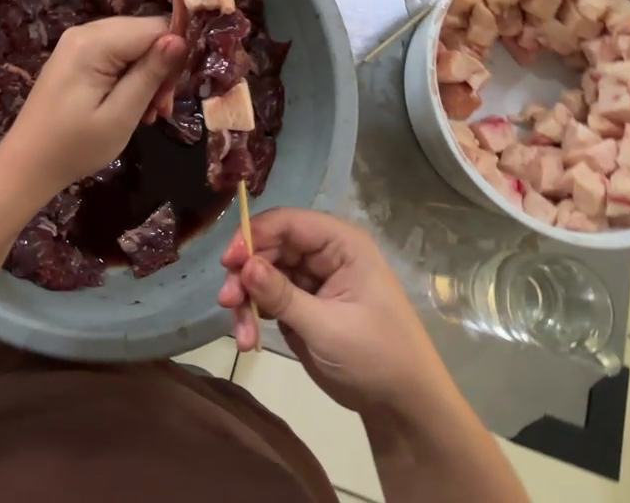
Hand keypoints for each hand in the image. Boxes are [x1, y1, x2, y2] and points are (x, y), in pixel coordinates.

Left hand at [0, 17, 185, 192]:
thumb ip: (150, 74)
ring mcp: (78, 43)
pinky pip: (116, 55)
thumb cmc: (75, 146)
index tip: (173, 93)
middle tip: (162, 109)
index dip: (174, 55)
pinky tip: (133, 106)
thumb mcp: (120, 115)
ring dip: (148, 77)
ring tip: (149, 114)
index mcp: (93, 42)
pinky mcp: (76, 57)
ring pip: (133, 45)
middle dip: (161, 69)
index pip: (154, 27)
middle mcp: (84, 32)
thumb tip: (180, 39)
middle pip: (143, 34)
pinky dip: (130, 78)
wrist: (28, 165)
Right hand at [219, 209, 438, 416]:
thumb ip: (282, 295)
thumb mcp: (327, 328)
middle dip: (245, 274)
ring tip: (242, 335)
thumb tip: (244, 266)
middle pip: (269, 248)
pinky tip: (249, 340)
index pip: (287, 223)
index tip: (228, 261)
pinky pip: (268, 298)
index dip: (253, 235)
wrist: (402, 407)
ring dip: (246, 300)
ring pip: (263, 274)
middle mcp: (325, 254)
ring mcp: (312, 280)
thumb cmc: (377, 358)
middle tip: (227, 302)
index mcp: (341, 244)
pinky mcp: (302, 305)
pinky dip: (254, 315)